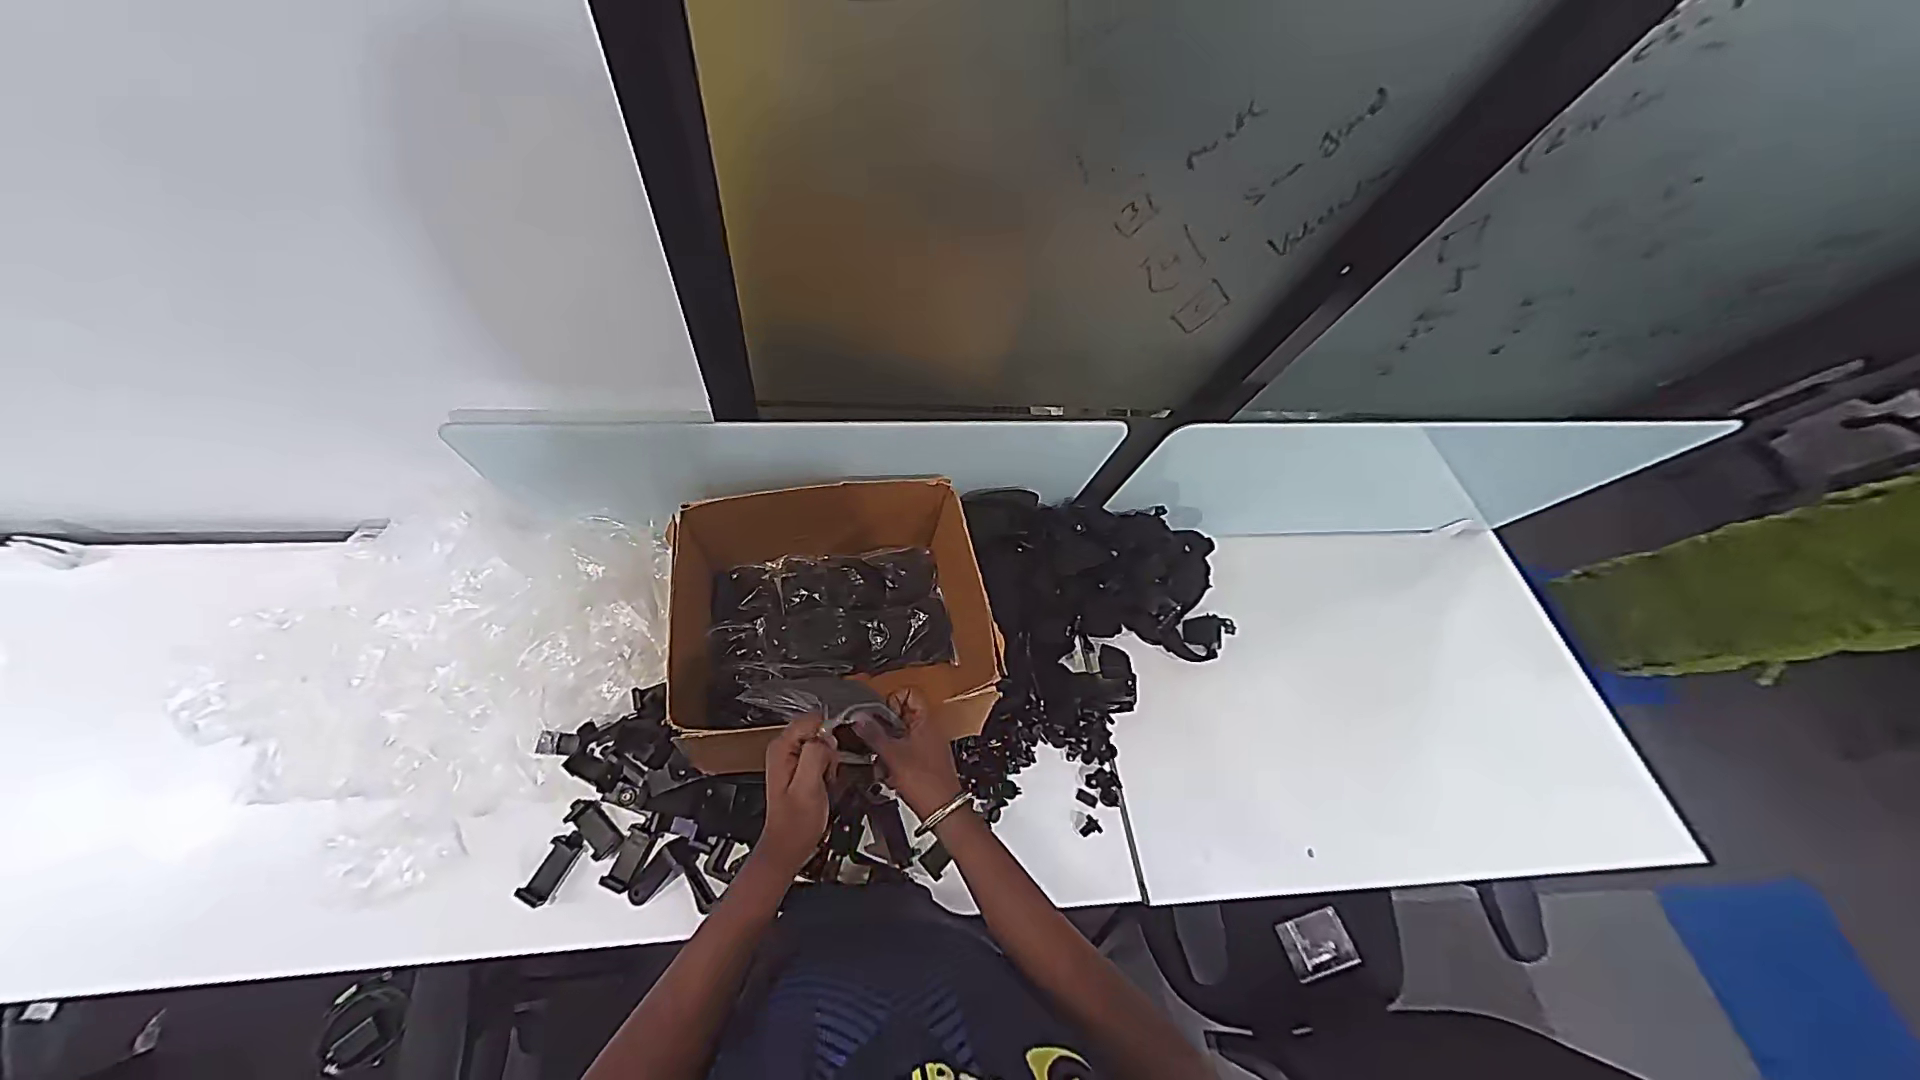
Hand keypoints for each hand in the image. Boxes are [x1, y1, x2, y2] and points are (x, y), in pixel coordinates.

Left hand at [756, 716, 837, 873]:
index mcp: (781, 748)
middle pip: (819, 730)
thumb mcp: (808, 787)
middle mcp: (783, 748)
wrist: (789, 845)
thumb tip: (825, 735)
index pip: (812, 719)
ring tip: (823, 780)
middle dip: (829, 750)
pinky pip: (823, 755)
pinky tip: (823, 782)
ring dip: (830, 760)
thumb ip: (816, 755)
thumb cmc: (795, 823)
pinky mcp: (800, 765)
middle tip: (824, 773)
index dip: (827, 736)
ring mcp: (791, 757)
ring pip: (823, 743)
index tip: (829, 757)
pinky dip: (828, 767)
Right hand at [855, 688, 966, 819]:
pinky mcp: (921, 760)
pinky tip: (889, 773)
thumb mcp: (893, 755)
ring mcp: (925, 744)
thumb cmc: (927, 783)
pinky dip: (892, 760)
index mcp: (925, 720)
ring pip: (898, 735)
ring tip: (883, 762)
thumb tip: (859, 718)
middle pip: (899, 715)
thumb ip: (874, 734)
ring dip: (886, 747)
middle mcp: (927, 729)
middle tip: (877, 741)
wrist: (941, 810)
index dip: (891, 701)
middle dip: (884, 729)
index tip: (879, 716)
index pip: (908, 692)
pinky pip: (901, 751)